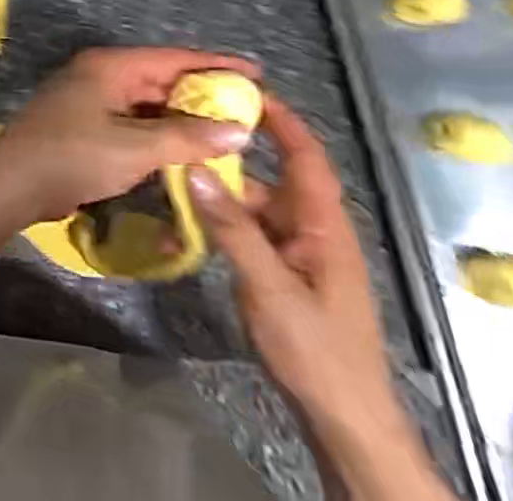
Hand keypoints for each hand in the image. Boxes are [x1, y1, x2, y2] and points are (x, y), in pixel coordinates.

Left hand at [0, 47, 257, 222]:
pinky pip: (131, 121)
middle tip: (247, 111)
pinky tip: (184, 149)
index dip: (216, 64)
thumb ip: (188, 137)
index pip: (173, 58)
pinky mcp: (83, 125)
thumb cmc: (74, 156)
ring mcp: (88, 100)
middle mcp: (99, 75)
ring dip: (181, 118)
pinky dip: (157, 133)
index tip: (256, 73)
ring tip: (225, 132)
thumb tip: (239, 130)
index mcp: (109, 66)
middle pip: (160, 79)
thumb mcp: (136, 147)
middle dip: (202, 95)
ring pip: (147, 103)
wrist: (13, 183)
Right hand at [186, 95, 407, 449]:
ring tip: (169, 194)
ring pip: (251, 210)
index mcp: (324, 226)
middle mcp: (312, 231)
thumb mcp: (270, 288)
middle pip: (267, 181)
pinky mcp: (283, 273)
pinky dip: (217, 230)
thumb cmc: (317, 351)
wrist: (344, 419)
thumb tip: (196, 171)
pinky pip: (246, 236)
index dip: (283, 121)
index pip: (307, 158)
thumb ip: (232, 229)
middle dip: (226, 162)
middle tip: (180, 141)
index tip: (246, 92)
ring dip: (215, 202)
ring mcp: (297, 254)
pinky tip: (183, 236)